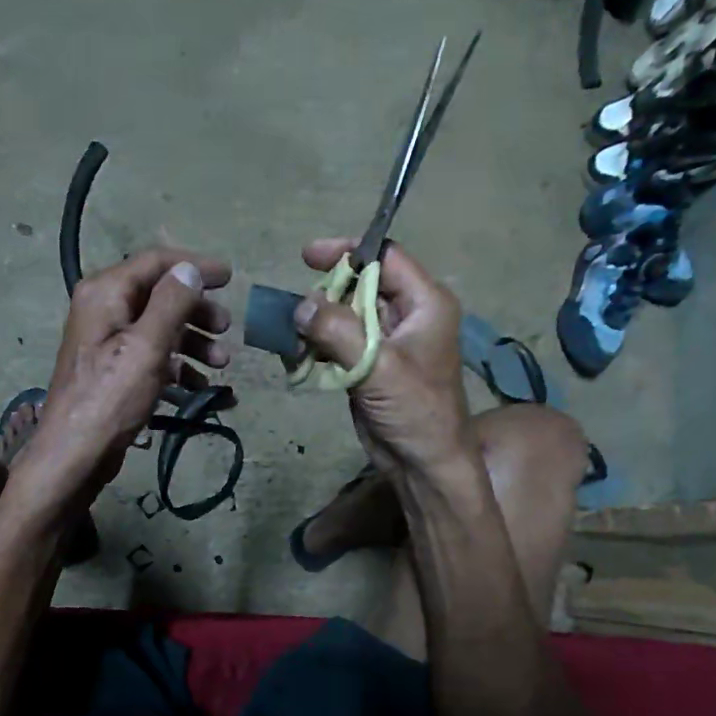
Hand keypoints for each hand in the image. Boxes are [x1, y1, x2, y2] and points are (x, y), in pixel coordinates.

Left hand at [11, 248, 232, 513]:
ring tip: (220, 364)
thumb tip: (189, 269)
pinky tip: (201, 388)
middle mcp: (103, 310)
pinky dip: (177, 369)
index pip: (156, 262)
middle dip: (197, 311)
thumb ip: (171, 302)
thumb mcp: (147, 346)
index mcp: (106, 293)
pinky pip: (151, 359)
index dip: (194, 266)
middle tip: (226, 329)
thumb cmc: (111, 398)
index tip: (230, 278)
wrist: (74, 454)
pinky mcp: (113, 374)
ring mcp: (107, 344)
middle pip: (159, 296)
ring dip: (192, 343)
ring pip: (158, 330)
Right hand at [294, 238, 470, 474]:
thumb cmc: (415, 411)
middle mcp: (406, 317)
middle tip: (296, 312)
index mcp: (424, 304)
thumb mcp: (379, 367)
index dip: (348, 252)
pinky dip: (315, 349)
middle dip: (325, 296)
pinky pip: (336, 345)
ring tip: (291, 341)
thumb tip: (301, 305)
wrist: (422, 463)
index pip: (385, 259)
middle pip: (359, 287)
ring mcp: (384, 343)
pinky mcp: (367, 367)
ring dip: (315, 326)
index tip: (308, 256)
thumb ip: (339, 331)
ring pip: (343, 317)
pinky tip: (296, 358)